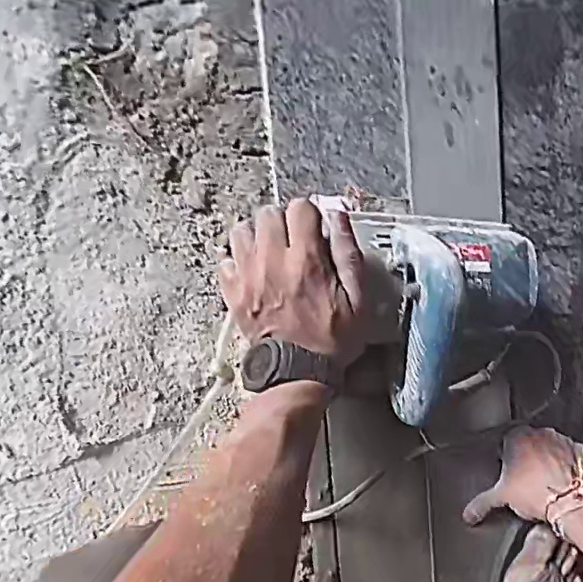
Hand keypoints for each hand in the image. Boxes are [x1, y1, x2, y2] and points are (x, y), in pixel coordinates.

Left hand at [219, 199, 374, 368]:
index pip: (300, 207)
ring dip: (256, 238)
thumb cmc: (331, 342)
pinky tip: (251, 275)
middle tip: (291, 244)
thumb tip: (339, 217)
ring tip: (268, 256)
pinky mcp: (233, 295)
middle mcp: (272, 262)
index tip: (314, 233)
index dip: (310, 216)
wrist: (297, 374)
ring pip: (241, 232)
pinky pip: (224, 262)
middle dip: (281, 224)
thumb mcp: (358, 301)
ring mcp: (248, 277)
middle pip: (267, 213)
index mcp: (306, 260)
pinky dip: (236, 264)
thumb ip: (349, 254)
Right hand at [463, 426, 582, 523]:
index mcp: (517, 437)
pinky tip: (559, 481)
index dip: (503, 457)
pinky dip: (564, 465)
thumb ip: (482, 503)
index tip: (504, 469)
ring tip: (541, 482)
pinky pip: (568, 455)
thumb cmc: (537, 493)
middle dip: (524, 457)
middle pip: (527, 443)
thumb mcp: (502, 498)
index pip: (504, 441)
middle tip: (521, 478)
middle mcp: (541, 433)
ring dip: (545, 459)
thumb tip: (469, 513)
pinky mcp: (580, 451)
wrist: (572, 503)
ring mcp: (562, 441)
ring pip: (548, 447)